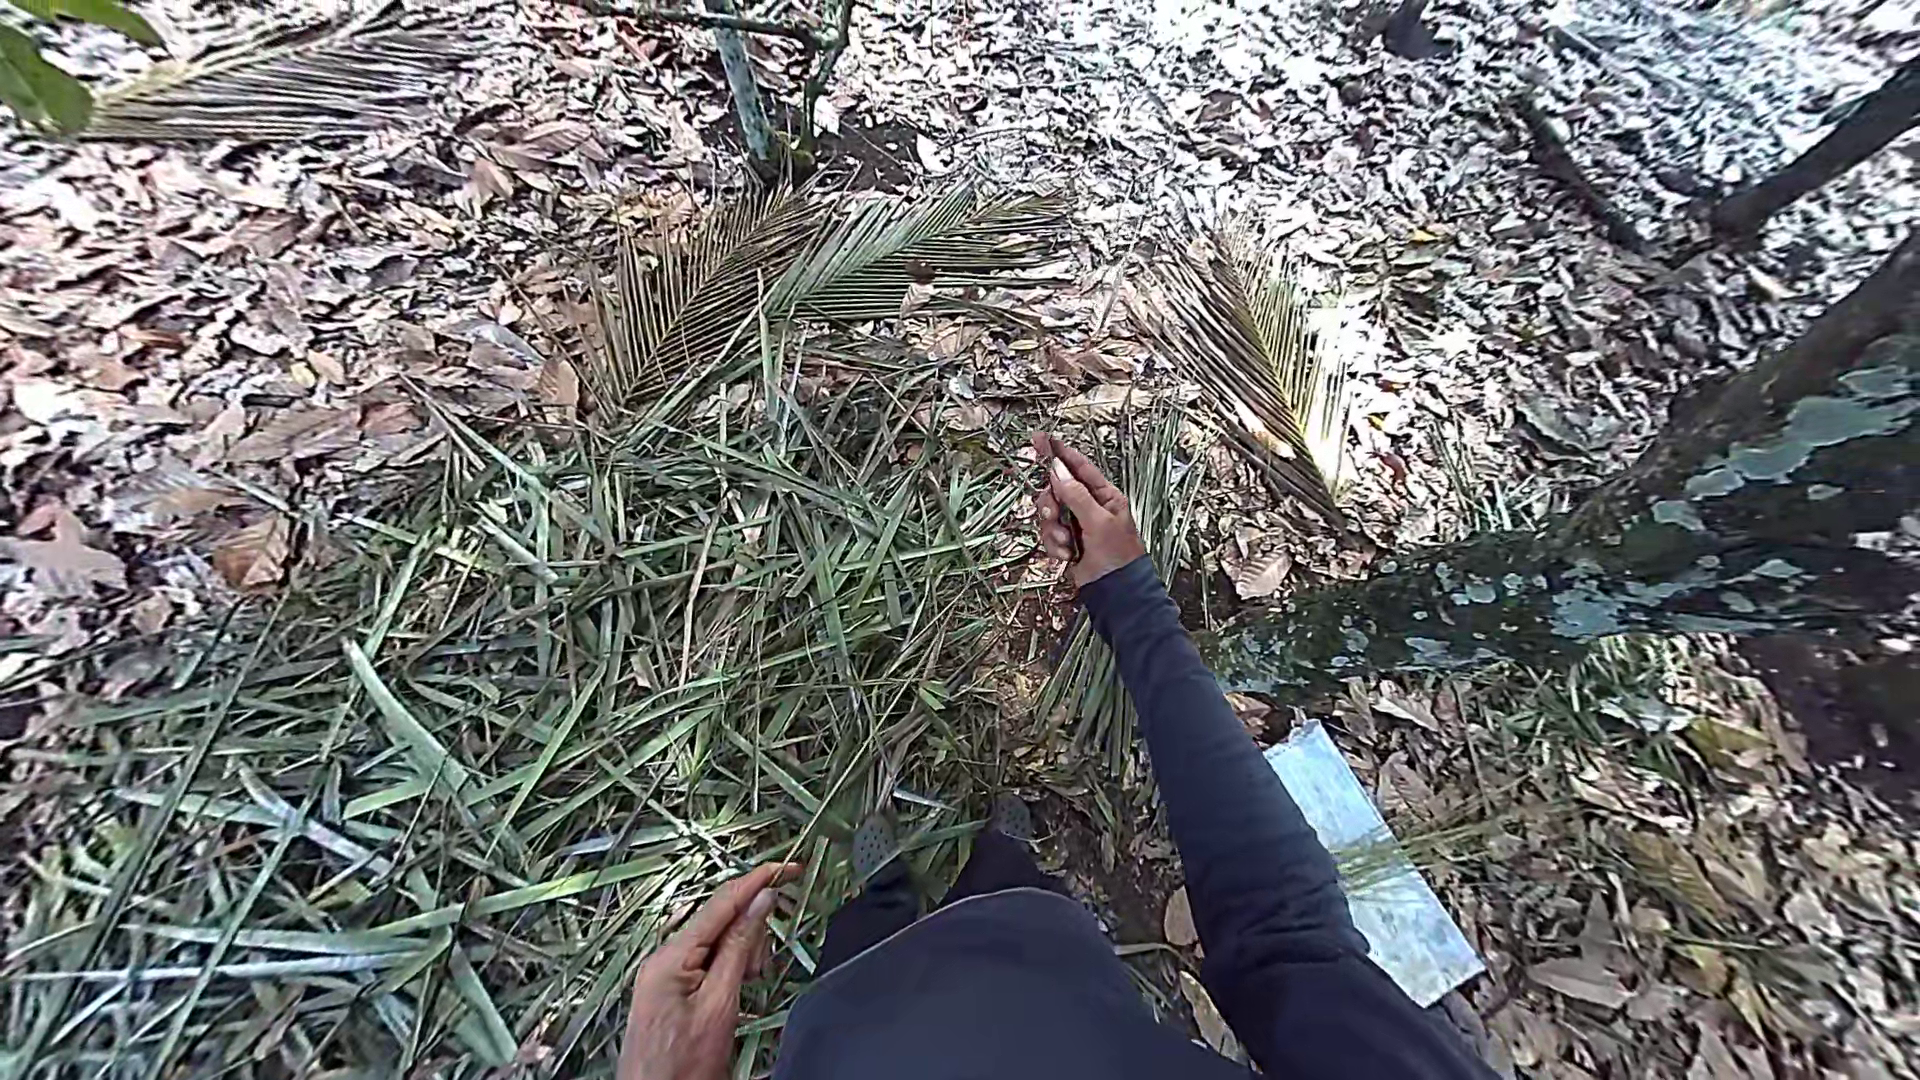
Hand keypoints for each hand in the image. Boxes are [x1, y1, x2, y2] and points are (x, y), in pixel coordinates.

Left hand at [616, 863, 798, 1079]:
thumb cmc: (683, 1069)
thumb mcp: (720, 1003)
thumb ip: (740, 944)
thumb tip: (763, 897)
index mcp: (671, 956)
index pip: (723, 900)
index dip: (759, 880)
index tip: (789, 867)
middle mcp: (665, 956)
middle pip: (722, 918)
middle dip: (751, 931)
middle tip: (760, 967)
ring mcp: (666, 973)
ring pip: (719, 937)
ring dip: (743, 950)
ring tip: (748, 983)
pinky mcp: (672, 988)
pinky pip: (710, 958)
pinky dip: (731, 964)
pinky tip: (739, 986)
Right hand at [1031, 432, 1146, 588]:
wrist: (1115, 592)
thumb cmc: (1117, 555)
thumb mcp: (1098, 521)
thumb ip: (1076, 495)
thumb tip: (1057, 470)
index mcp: (1104, 495)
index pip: (1078, 466)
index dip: (1059, 452)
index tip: (1040, 439)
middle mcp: (1088, 506)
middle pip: (1056, 490)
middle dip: (1051, 504)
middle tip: (1054, 514)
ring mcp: (1076, 523)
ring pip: (1049, 513)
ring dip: (1053, 530)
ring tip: (1066, 543)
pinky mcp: (1066, 541)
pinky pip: (1048, 533)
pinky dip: (1054, 545)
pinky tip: (1067, 556)